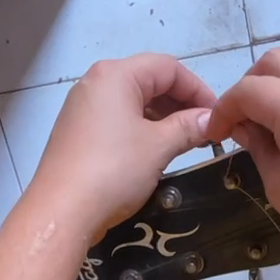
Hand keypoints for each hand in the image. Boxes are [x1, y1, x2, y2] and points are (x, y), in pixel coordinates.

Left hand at [26, 53, 216, 238]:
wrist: (63, 211)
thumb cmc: (114, 170)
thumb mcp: (159, 146)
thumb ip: (187, 127)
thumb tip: (210, 121)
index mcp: (116, 75)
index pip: (168, 68)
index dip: (198, 89)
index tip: (217, 116)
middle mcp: (97, 83)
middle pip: (149, 81)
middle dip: (181, 103)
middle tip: (205, 131)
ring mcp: (84, 108)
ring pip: (134, 102)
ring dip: (164, 118)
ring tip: (186, 142)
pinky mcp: (78, 132)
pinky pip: (118, 121)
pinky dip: (143, 130)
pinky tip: (157, 151)